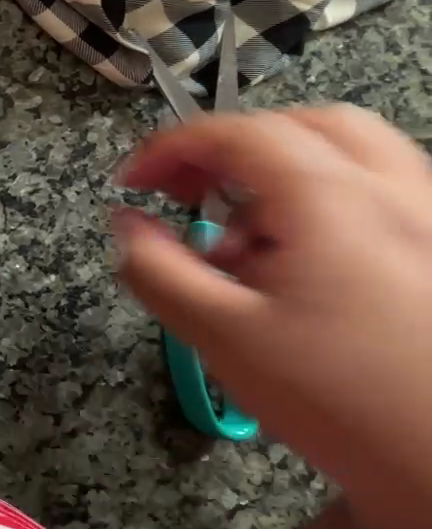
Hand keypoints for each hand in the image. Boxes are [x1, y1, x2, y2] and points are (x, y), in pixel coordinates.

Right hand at [114, 105, 431, 528]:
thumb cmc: (346, 402)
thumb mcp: (216, 333)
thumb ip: (154, 267)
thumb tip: (126, 225)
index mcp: (337, 206)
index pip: (238, 134)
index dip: (166, 147)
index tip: (130, 183)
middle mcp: (402, 200)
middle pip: (306, 125)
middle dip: (228, 147)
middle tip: (180, 186)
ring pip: (351, 158)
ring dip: (275, 178)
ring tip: (236, 238)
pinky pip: (383, 197)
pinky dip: (321, 206)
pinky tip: (294, 263)